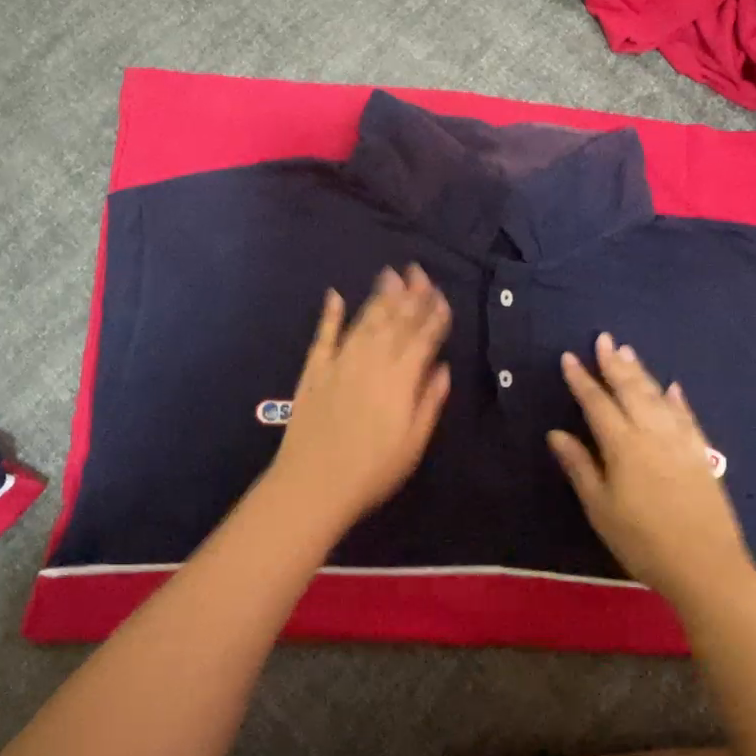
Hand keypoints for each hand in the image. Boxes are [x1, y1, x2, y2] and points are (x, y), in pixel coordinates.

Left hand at [266, 265, 451, 533]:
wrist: (313, 485)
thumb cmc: (372, 472)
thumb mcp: (413, 444)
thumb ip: (429, 402)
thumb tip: (442, 368)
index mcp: (401, 380)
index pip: (423, 339)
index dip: (434, 317)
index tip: (442, 296)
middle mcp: (372, 362)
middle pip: (395, 321)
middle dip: (410, 295)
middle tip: (419, 271)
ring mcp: (340, 363)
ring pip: (364, 321)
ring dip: (379, 297)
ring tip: (391, 274)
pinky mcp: (314, 370)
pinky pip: (323, 335)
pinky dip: (330, 314)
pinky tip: (335, 295)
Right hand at [548, 332, 753, 602]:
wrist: (706, 566)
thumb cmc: (642, 541)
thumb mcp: (600, 508)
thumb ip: (580, 466)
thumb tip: (556, 433)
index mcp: (622, 445)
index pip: (597, 403)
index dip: (581, 380)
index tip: (568, 358)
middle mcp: (652, 433)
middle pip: (630, 390)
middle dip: (614, 364)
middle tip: (604, 339)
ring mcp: (681, 441)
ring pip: (658, 397)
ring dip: (641, 373)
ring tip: (629, 353)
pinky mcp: (702, 454)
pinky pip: (687, 416)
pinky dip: (677, 399)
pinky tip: (672, 388)